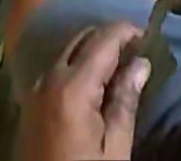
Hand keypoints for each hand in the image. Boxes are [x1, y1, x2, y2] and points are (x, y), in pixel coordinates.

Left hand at [17, 21, 149, 160]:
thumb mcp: (115, 151)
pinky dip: (77, 63)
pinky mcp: (32, 101)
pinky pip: (57, 68)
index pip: (102, 40)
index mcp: (72, 86)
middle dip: (109, 38)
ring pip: (68, 51)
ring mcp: (36, 87)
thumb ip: (125, 102)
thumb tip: (141, 63)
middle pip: (82, 39)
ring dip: (93, 50)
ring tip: (121, 64)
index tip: (148, 35)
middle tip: (137, 50)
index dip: (125, 31)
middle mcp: (50, 76)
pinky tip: (95, 81)